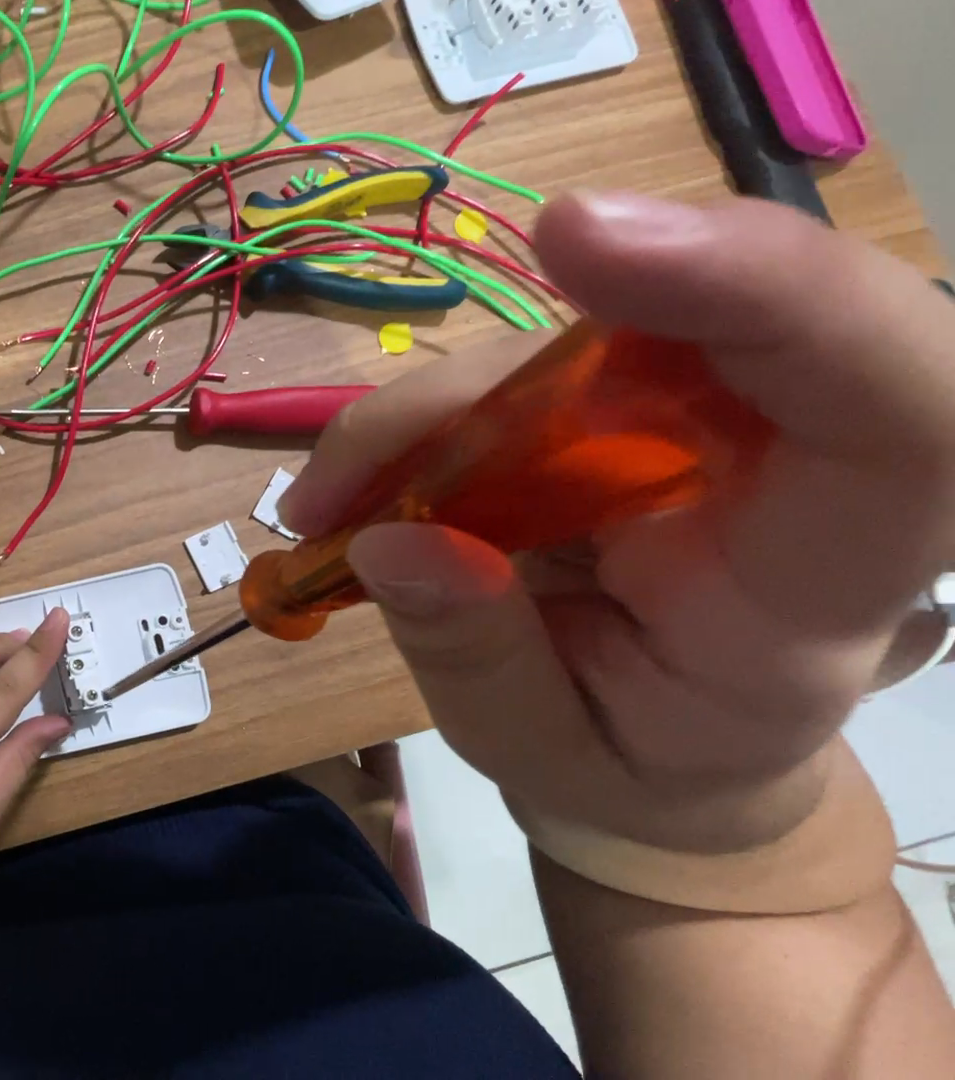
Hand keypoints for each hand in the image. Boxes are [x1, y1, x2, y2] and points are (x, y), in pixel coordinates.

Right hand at [281, 193, 954, 854]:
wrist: (662, 749)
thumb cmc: (633, 765)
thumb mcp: (544, 750)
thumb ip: (478, 662)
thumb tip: (388, 545)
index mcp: (818, 576)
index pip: (891, 401)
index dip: (765, 288)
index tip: (572, 237)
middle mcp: (774, 465)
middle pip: (644, 351)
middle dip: (462, 400)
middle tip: (329, 493)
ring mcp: (685, 424)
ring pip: (547, 354)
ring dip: (410, 424)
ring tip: (325, 512)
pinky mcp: (606, 411)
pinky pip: (505, 378)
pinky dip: (410, 426)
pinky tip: (357, 485)